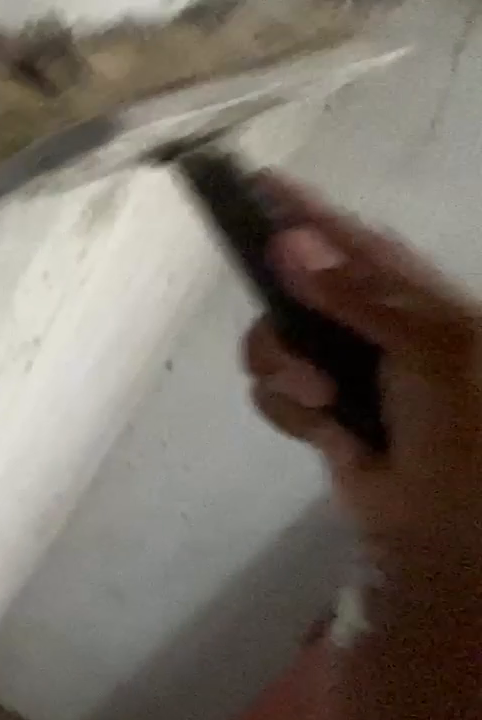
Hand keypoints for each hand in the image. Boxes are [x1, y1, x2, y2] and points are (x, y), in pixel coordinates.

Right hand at [242, 174, 481, 557]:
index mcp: (426, 309)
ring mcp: (353, 372)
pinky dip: (287, 410)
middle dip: (281, 326)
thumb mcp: (434, 355)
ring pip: (273, 345)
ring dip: (281, 374)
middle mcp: (384, 333)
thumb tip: (289, 241)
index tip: (258, 183)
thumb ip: (361, 297)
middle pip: (295, 297)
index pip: (360, 246)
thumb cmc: (470, 436)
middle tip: (293, 354)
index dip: (311, 213)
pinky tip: (324, 433)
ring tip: (317, 404)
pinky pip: (273, 391)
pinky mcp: (326, 409)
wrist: (458, 535)